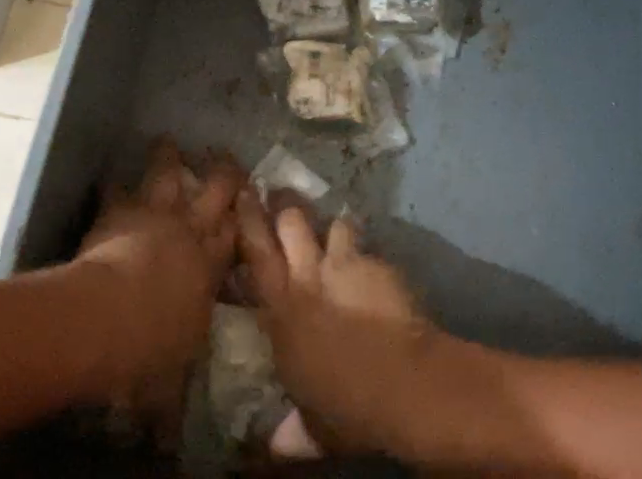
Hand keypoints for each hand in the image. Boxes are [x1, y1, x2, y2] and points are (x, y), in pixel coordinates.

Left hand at [77, 139, 241, 435]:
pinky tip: (112, 175)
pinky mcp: (119, 212)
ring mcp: (156, 217)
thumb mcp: (174, 367)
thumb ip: (179, 378)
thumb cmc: (149, 348)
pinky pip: (117, 191)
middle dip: (226, 174)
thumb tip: (169, 438)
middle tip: (230, 159)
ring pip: (170, 176)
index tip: (255, 201)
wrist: (108, 318)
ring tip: (171, 143)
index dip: (246, 217)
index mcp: (211, 268)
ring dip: (170, 160)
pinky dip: (115, 185)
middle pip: (218, 192)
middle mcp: (191, 234)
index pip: (236, 236)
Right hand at [237, 189, 434, 458]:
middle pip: (287, 223)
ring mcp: (341, 266)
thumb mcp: (312, 427)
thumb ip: (292, 432)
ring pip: (328, 223)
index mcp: (279, 313)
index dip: (245, 223)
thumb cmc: (345, 407)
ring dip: (326, 224)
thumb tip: (275, 451)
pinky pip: (364, 245)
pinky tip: (370, 261)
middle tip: (274, 190)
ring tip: (328, 226)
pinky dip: (363, 250)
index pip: (253, 255)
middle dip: (279, 203)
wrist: (400, 383)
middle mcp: (304, 280)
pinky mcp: (375, 265)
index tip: (241, 197)